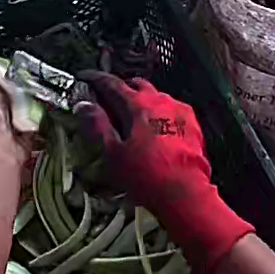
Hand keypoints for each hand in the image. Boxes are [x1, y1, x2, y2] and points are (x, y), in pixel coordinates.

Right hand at [75, 73, 252, 273]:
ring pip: (155, 96)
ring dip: (142, 101)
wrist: (187, 195)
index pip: (111, 83)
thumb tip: (83, 105)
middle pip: (135, 85)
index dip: (95, 79)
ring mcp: (178, 110)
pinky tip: (156, 129)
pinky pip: (171, 109)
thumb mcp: (113, 153)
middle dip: (121, 89)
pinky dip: (159, 112)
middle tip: (109, 101)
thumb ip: (97, 125)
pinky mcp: (192, 124)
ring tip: (133, 117)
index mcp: (137, 104)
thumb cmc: (147, 175)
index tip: (85, 78)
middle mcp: (159, 100)